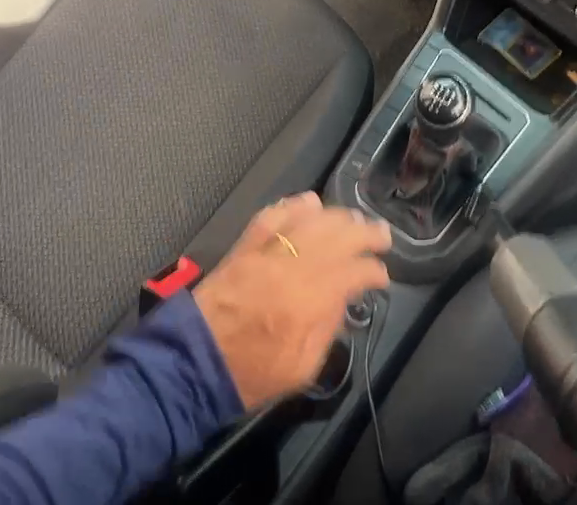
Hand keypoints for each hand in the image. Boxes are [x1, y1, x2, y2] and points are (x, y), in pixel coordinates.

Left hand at [193, 193, 391, 409]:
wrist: (194, 363)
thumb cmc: (251, 373)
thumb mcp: (302, 368)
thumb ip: (328, 330)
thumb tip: (343, 302)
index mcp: (311, 301)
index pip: (356, 272)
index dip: (375, 272)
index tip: (382, 277)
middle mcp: (295, 267)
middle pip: (341, 235)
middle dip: (367, 233)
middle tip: (382, 236)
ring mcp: (269, 252)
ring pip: (312, 220)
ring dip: (338, 216)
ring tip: (353, 220)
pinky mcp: (246, 246)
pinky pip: (274, 215)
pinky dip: (294, 206)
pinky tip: (309, 204)